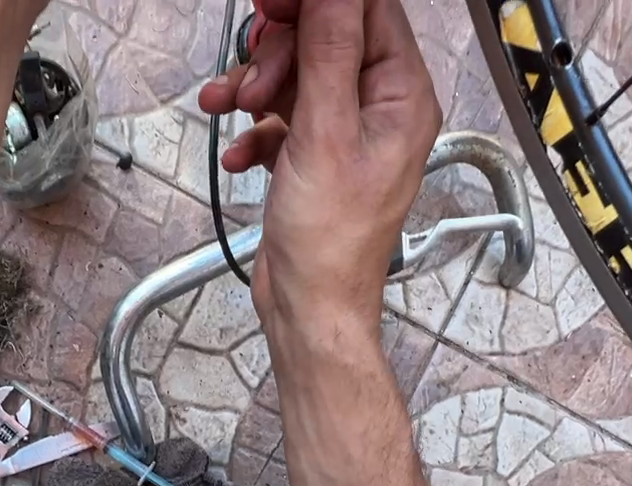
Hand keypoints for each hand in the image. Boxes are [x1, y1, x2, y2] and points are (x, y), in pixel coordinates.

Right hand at [198, 0, 439, 327]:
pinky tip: (237, 155)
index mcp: (400, 97)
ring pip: (297, 81)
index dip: (314, 3)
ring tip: (230, 111)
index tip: (268, 4)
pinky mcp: (313, 163)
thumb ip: (327, 50)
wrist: (309, 308)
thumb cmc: (329, 244)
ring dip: (256, 90)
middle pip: (325, 41)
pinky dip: (254, 134)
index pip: (365, 11)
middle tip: (249, 79)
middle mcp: (378, 112)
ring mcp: (344, 138)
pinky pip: (280, 125)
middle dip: (278, 53)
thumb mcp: (325, 135)